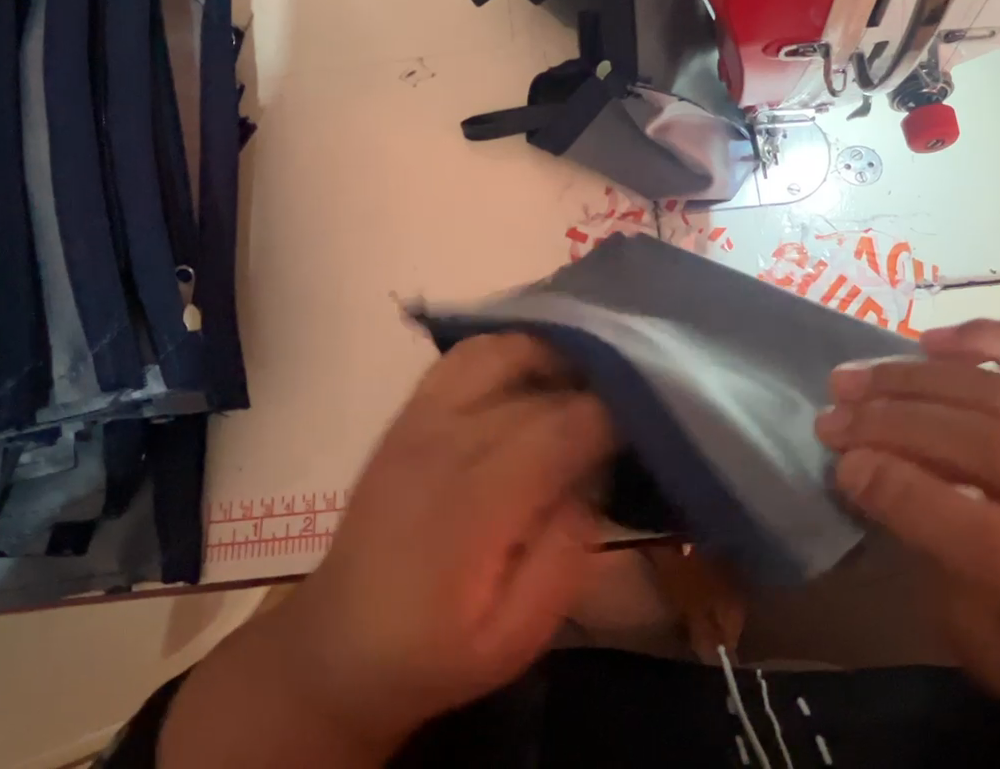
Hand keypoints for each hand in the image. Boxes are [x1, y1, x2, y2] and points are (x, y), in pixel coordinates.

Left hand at [161, 334, 613, 767]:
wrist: (341, 645)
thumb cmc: (438, 649)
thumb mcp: (518, 634)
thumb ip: (566, 553)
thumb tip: (593, 479)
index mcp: (477, 501)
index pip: (567, 425)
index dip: (621, 415)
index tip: (658, 422)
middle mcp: (446, 441)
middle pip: (543, 383)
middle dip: (600, 384)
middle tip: (640, 404)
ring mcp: (420, 418)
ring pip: (503, 349)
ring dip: (555, 355)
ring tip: (593, 381)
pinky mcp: (408, 412)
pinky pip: (465, 355)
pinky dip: (510, 350)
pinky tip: (538, 372)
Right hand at [814, 320, 999, 729]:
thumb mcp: (992, 650)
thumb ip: (939, 564)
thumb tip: (872, 472)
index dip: (917, 499)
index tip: (845, 470)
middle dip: (905, 427)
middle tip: (835, 418)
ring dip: (923, 382)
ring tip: (853, 380)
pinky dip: (990, 340)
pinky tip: (930, 342)